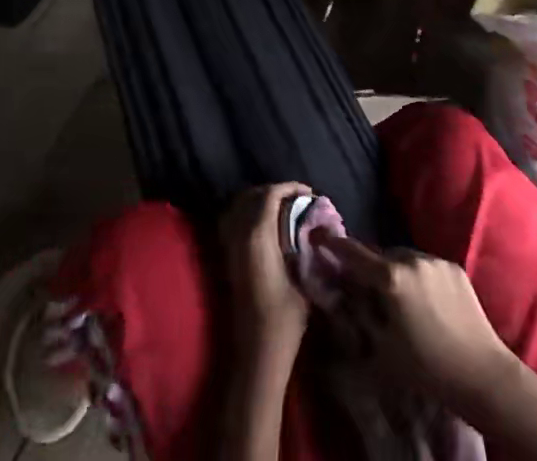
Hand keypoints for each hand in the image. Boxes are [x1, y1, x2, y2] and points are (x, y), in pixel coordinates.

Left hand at [220, 182, 312, 362]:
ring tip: (285, 209)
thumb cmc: (285, 317)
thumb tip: (311, 225)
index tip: (309, 193)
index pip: (269, 195)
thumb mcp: (303, 276)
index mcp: (257, 236)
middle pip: (251, 196)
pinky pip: (233, 221)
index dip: (289, 188)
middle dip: (275, 192)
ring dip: (260, 201)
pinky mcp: (226, 257)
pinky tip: (268, 226)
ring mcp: (228, 245)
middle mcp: (237, 234)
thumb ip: (303, 244)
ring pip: (239, 206)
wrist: (257, 349)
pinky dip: (249, 214)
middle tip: (299, 200)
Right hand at [318, 233, 520, 409]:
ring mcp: (435, 261)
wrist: (482, 374)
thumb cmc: (425, 365)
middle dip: (369, 265)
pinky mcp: (454, 267)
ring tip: (397, 294)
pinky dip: (416, 274)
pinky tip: (422, 299)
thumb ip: (359, 311)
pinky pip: (425, 264)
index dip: (331, 243)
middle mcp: (411, 259)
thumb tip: (344, 292)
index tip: (317, 235)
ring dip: (394, 268)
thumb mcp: (380, 344)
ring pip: (403, 256)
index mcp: (390, 277)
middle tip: (365, 285)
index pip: (352, 252)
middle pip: (380, 253)